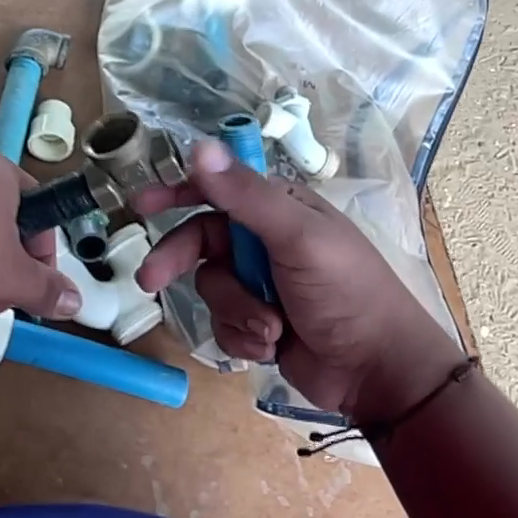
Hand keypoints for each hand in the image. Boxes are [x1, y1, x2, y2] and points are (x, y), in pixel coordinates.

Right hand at [134, 141, 466, 420]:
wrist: (377, 371)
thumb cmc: (346, 292)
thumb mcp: (296, 237)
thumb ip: (245, 195)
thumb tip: (199, 146)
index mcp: (279, 208)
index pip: (218, 188)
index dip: (177, 192)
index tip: (140, 205)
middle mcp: (266, 241)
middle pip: (200, 241)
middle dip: (179, 262)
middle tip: (150, 281)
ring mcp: (261, 283)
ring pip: (211, 287)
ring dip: (236, 310)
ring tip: (271, 327)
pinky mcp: (258, 322)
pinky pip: (224, 323)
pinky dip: (243, 336)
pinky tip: (273, 345)